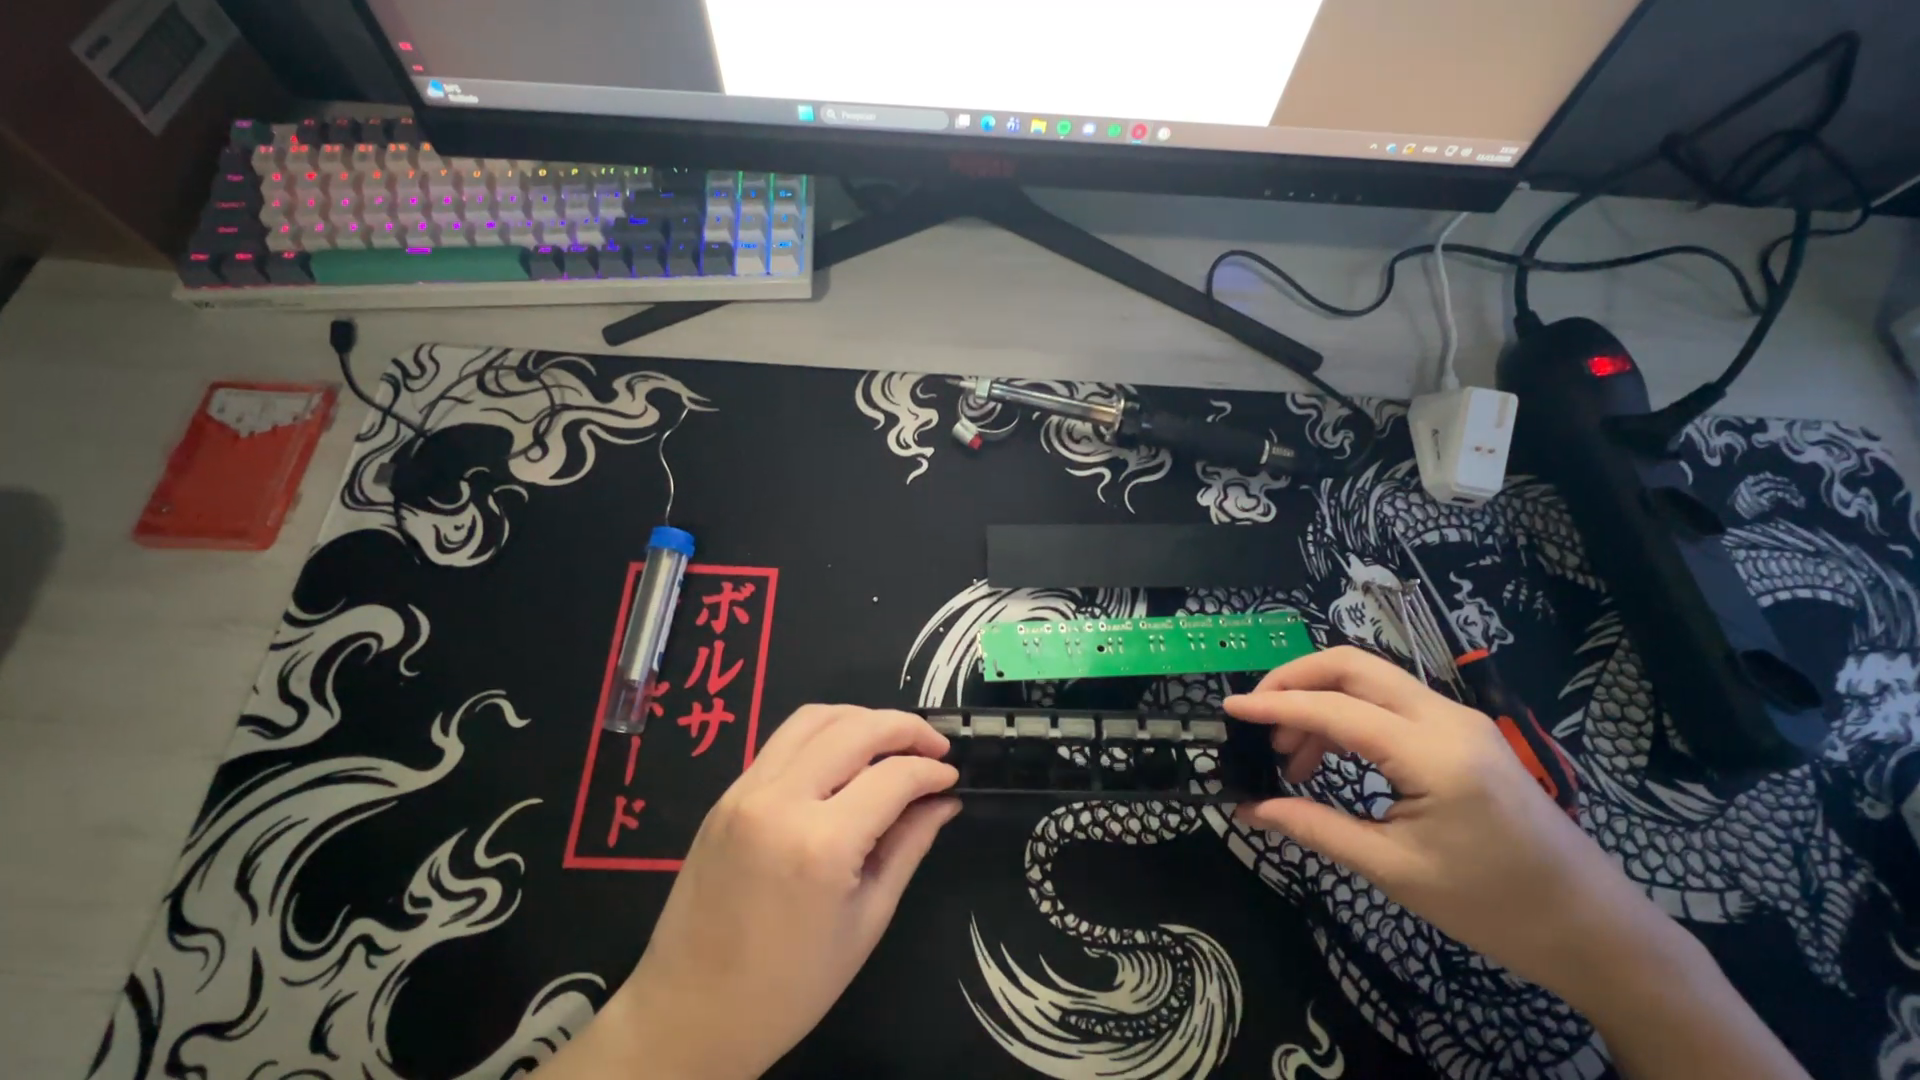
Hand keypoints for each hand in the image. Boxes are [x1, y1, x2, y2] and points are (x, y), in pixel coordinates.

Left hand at [551, 706, 959, 1079]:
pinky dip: (822, 734)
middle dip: (903, 727)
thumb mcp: (866, 921)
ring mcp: (745, 792)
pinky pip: (782, 742)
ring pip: (812, 719)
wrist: (691, 1012)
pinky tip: (845, 757)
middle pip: (853, 729)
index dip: (931, 769)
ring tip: (891, 741)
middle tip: (935, 745)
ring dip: (860, 718)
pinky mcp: (726, 796)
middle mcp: (780, 801)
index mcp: (821, 844)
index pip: (892, 777)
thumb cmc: (790, 986)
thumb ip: (908, 847)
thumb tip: (943, 802)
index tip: (951, 777)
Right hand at [1225, 646, 1670, 995]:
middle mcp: (1446, 718)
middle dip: (1295, 680)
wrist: (1590, 925)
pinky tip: (1329, 758)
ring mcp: (1459, 721)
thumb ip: (1316, 828)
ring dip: (1321, 702)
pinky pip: (1391, 705)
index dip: (1276, 705)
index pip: (1335, 708)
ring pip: (1371, 681)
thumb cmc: (1493, 906)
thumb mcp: (1394, 870)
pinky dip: (1349, 717)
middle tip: (1257, 719)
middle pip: (1353, 665)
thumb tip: (1250, 809)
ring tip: (1291, 759)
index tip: (1229, 710)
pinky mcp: (1463, 734)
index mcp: (1432, 753)